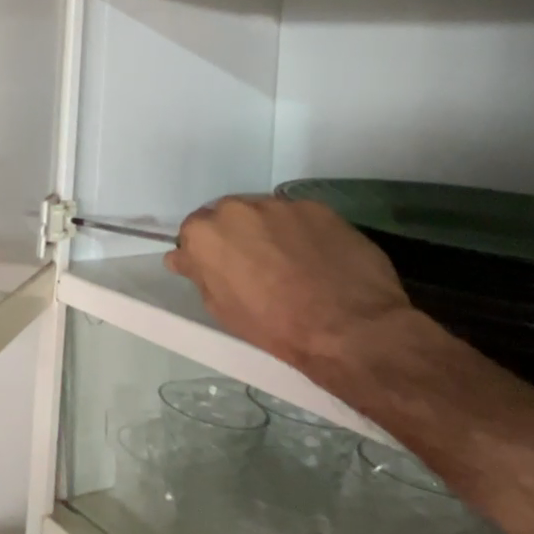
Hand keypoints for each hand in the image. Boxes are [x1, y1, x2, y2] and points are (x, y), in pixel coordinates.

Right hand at [166, 196, 413, 374]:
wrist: (351, 328)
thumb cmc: (275, 325)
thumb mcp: (220, 308)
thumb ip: (199, 273)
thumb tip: (183, 257)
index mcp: (203, 233)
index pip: (194, 231)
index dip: (208, 250)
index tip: (222, 267)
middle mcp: (235, 209)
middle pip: (229, 215)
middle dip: (238, 235)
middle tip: (256, 263)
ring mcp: (279, 205)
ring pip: (266, 213)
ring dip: (270, 231)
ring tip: (292, 260)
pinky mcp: (318, 208)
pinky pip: (300, 217)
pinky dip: (303, 232)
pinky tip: (319, 257)